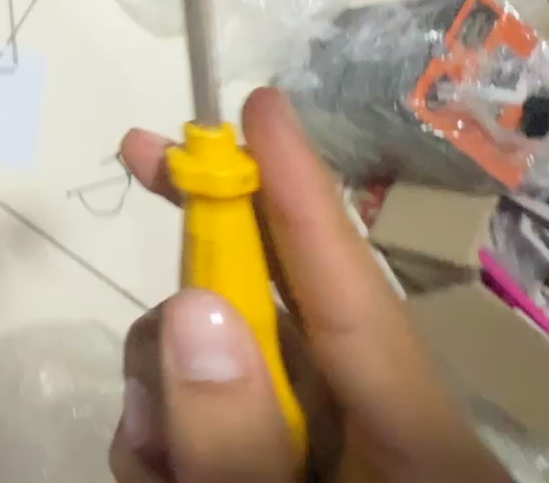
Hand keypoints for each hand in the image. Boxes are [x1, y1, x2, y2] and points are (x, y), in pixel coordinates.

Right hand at [109, 89, 509, 482]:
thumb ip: (240, 450)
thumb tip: (190, 306)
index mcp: (413, 447)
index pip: (350, 291)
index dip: (300, 189)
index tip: (255, 103)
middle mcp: (358, 431)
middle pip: (265, 303)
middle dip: (199, 237)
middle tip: (136, 157)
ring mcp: (300, 449)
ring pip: (208, 359)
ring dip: (159, 379)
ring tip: (143, 459)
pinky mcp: (256, 463)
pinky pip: (191, 416)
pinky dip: (157, 430)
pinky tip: (150, 468)